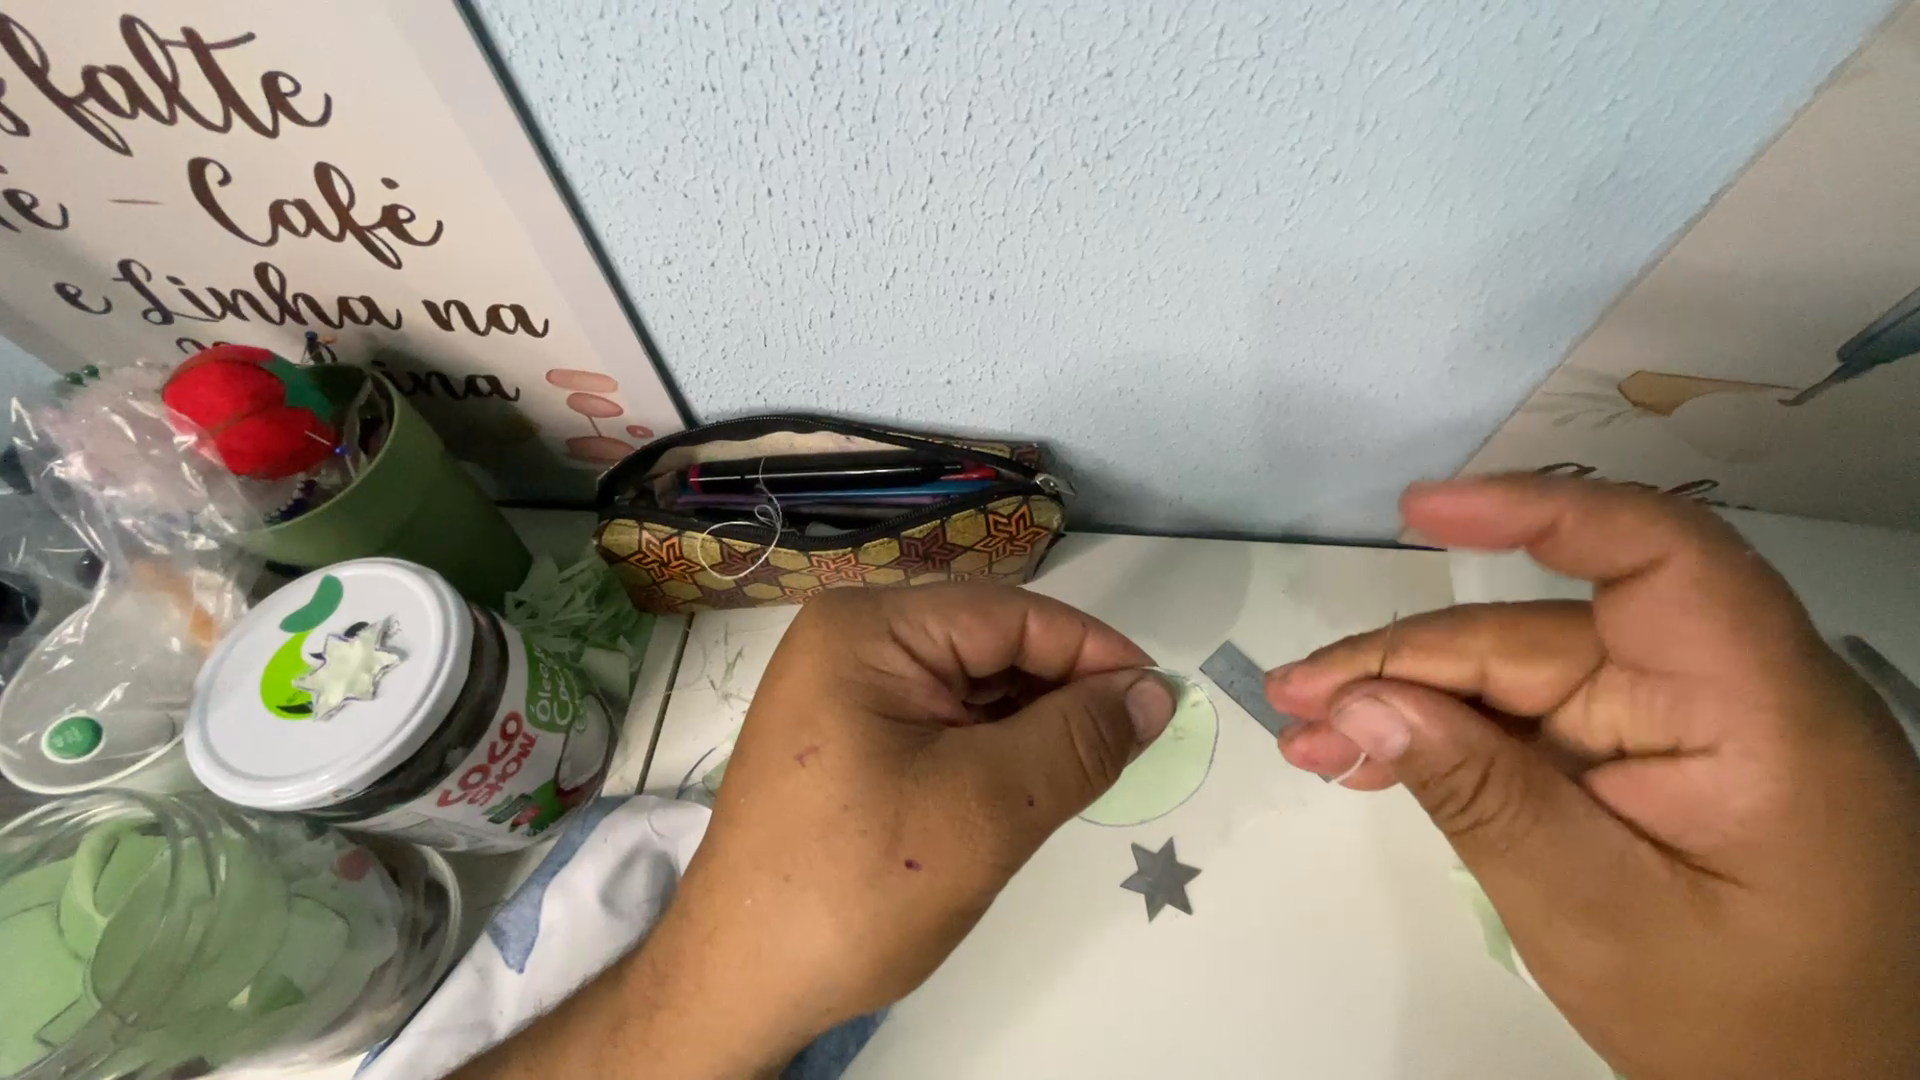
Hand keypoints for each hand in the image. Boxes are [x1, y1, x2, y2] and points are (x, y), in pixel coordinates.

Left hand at [469, 584, 1172, 1079]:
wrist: (739, 984)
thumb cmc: (855, 889)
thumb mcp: (985, 810)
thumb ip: (1077, 741)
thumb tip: (1152, 693)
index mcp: (868, 628)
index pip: (1008, 615)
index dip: (1091, 651)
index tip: (1158, 698)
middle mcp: (851, 640)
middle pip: (988, 644)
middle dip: (1061, 691)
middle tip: (1130, 742)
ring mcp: (846, 685)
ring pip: (969, 683)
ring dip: (1031, 722)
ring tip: (1084, 768)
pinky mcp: (850, 730)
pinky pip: (941, 716)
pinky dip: (993, 744)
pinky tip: (1026, 778)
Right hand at [1268, 475, 1919, 1078]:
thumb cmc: (1745, 1026)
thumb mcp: (1596, 915)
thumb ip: (1478, 796)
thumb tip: (1358, 704)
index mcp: (1753, 713)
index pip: (1659, 558)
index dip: (1536, 513)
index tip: (1418, 512)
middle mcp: (1702, 691)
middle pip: (1520, 636)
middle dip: (1395, 666)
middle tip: (1295, 704)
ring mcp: (1652, 720)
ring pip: (1491, 676)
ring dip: (1390, 702)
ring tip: (1306, 736)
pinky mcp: (1611, 748)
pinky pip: (1499, 719)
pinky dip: (1423, 734)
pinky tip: (1357, 756)